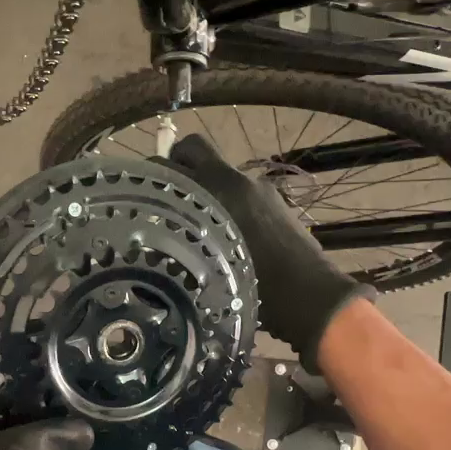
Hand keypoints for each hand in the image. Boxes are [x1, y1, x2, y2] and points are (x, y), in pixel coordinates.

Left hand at [0, 366, 93, 449]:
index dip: (36, 355)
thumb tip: (88, 430)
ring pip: (14, 407)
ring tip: (85, 410)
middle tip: (88, 387)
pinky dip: (34, 437)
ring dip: (43, 416)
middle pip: (10, 380)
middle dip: (46, 389)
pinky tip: (64, 442)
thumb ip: (35, 446)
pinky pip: (12, 431)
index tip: (76, 359)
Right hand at [168, 134, 374, 368]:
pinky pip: (240, 195)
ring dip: (203, 191)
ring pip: (219, 177)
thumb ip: (183, 236)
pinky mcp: (276, 204)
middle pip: (196, 152)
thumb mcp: (208, 267)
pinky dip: (226, 206)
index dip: (153, 174)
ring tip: (191, 226)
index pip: (174, 161)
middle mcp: (238, 180)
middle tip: (163, 197)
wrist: (311, 297)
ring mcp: (260, 190)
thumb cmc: (260, 287)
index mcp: (219, 189)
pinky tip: (221, 238)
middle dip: (177, 166)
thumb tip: (161, 225)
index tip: (139, 194)